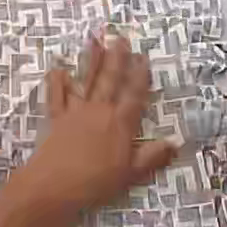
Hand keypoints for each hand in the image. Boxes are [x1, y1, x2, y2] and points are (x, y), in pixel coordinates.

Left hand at [0, 35, 178, 226]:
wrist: (52, 188)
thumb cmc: (95, 183)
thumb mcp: (130, 174)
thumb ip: (151, 157)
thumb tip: (175, 144)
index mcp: (120, 124)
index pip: (134, 95)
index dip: (140, 76)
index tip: (144, 58)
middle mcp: (100, 111)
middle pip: (110, 81)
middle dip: (117, 59)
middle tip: (121, 38)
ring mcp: (75, 112)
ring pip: (86, 81)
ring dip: (91, 61)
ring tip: (94, 40)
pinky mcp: (55, 119)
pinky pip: (56, 96)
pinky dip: (57, 81)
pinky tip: (58, 68)